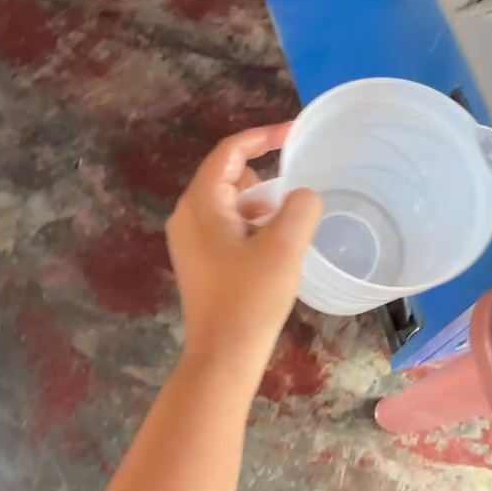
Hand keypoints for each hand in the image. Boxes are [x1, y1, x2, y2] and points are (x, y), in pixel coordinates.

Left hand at [165, 125, 322, 385]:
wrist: (223, 357)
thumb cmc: (250, 299)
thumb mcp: (284, 246)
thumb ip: (300, 207)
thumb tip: (303, 196)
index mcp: (200, 203)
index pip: (230, 152)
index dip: (264, 136)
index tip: (296, 133)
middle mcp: (188, 216)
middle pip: (229, 175)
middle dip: (265, 178)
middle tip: (295, 195)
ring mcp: (191, 241)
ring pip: (231, 204)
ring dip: (262, 205)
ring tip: (290, 227)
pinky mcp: (200, 262)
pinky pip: (229, 227)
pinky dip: (253, 226)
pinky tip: (276, 249)